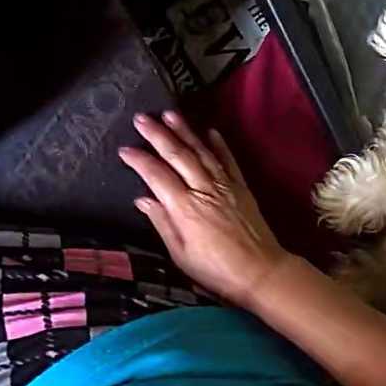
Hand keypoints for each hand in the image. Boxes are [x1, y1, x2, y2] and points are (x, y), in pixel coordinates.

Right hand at [119, 111, 291, 308]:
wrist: (260, 271)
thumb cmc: (216, 270)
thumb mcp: (180, 254)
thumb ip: (162, 223)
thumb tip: (143, 199)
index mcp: (185, 208)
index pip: (157, 176)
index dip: (139, 160)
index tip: (125, 149)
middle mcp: (204, 190)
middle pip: (178, 155)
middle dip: (159, 134)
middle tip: (143, 117)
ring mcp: (225, 186)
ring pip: (202, 152)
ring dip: (186, 131)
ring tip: (171, 114)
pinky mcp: (241, 188)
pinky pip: (228, 160)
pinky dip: (218, 144)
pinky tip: (210, 131)